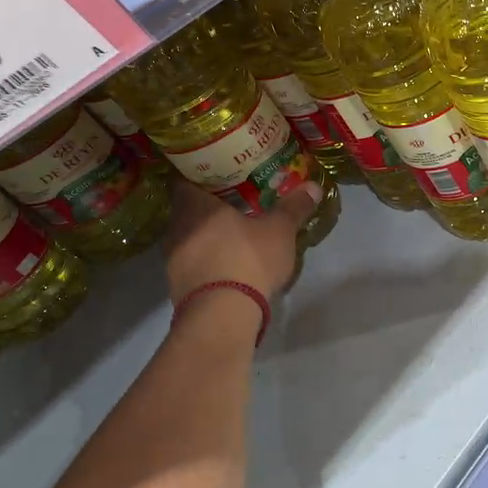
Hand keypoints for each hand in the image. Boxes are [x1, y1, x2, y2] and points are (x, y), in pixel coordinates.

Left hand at [162, 178, 318, 304]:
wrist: (223, 316)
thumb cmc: (248, 259)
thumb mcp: (280, 229)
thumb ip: (294, 206)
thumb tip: (312, 185)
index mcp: (195, 207)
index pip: (186, 180)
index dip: (202, 174)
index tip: (222, 171)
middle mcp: (177, 229)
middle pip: (190, 209)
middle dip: (212, 204)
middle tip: (238, 198)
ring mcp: (174, 260)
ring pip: (192, 236)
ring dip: (210, 233)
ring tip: (238, 229)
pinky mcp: (179, 286)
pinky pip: (195, 260)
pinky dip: (210, 256)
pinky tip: (232, 259)